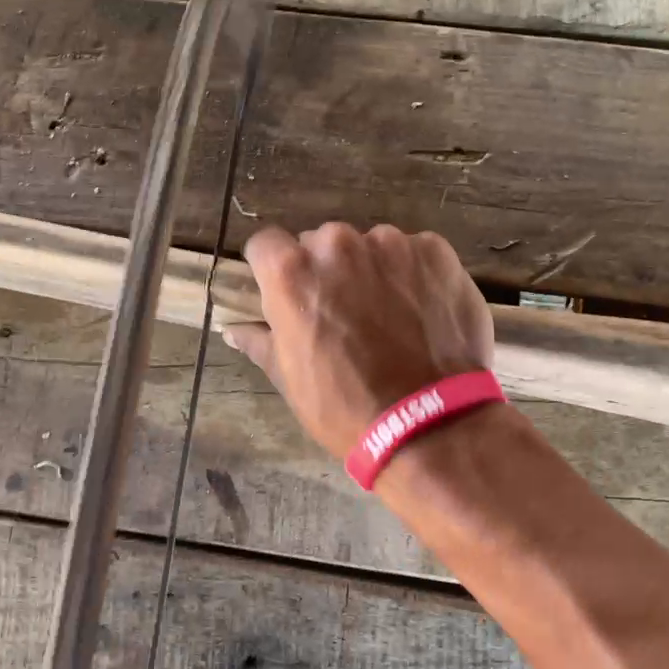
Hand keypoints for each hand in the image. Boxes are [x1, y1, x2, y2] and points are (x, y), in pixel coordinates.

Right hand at [224, 223, 494, 457]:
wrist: (430, 424)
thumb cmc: (344, 405)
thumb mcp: (289, 377)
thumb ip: (259, 339)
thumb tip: (234, 328)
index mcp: (291, 271)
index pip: (266, 245)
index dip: (273, 268)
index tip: (286, 291)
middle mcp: (337, 244)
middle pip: (321, 243)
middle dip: (327, 271)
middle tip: (343, 313)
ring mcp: (391, 244)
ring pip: (370, 247)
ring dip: (372, 271)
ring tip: (390, 317)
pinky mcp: (435, 252)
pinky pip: (414, 254)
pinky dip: (413, 275)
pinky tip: (421, 312)